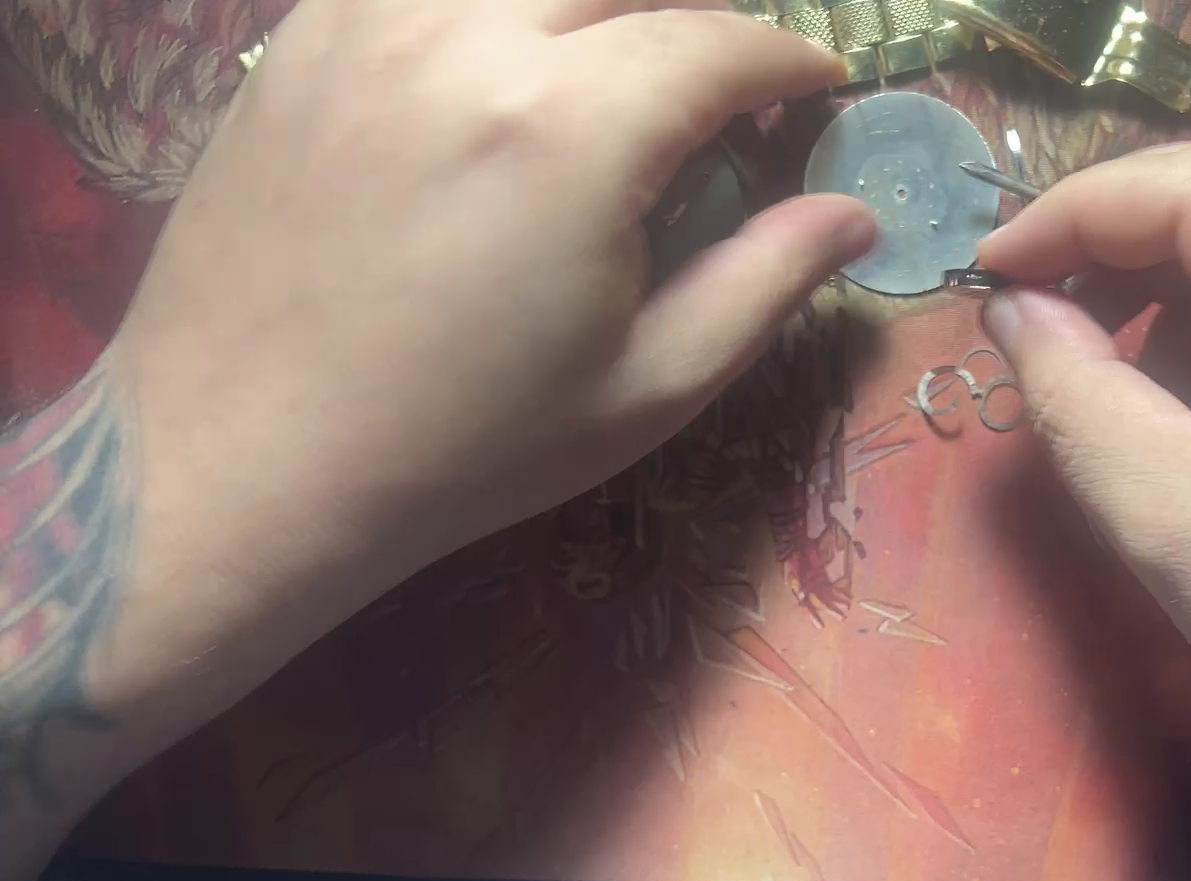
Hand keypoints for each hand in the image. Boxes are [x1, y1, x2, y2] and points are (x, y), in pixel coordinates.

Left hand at [112, 0, 872, 630]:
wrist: (265, 458)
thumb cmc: (491, 439)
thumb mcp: (662, 380)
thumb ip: (769, 280)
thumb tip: (857, 216)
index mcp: (572, 130)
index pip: (714, 44)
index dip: (788, 58)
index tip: (824, 85)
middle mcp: (466, 35)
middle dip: (707, 16)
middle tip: (741, 85)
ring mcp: (367, 20)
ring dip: (614, 6)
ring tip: (645, 74)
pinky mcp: (304, 38)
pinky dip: (517, 9)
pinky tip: (529, 71)